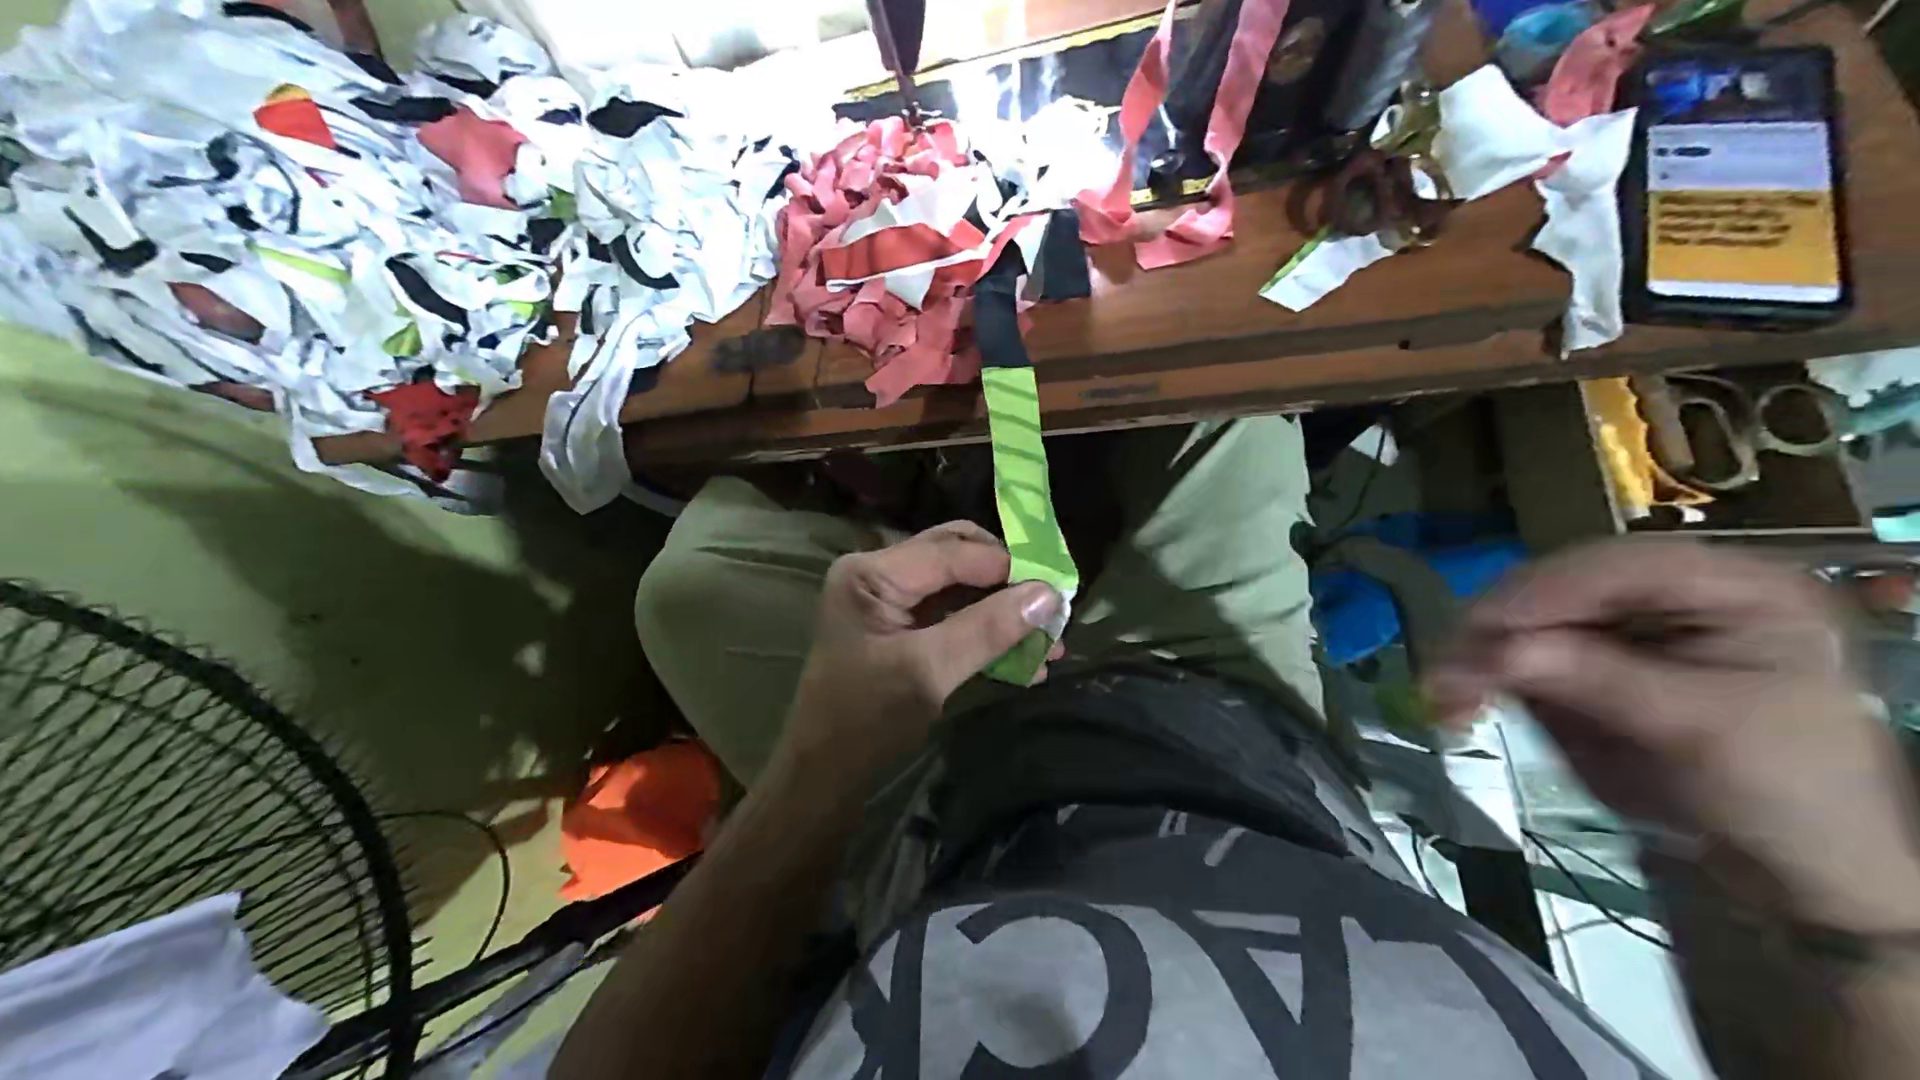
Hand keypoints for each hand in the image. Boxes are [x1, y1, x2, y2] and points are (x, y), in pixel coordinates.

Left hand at [772, 522, 1062, 785]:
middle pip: (958, 557)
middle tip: (1052, 604)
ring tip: (1051, 640)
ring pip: (962, 590)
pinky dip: (990, 635)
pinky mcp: (904, 631)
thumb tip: (1050, 595)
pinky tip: (1028, 661)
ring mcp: (891, 604)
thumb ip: (988, 629)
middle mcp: (880, 575)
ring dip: (1005, 612)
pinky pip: (956, 619)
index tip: (1059, 588)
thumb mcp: (928, 671)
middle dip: (1008, 581)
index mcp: (871, 573)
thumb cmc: (864, 720)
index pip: (951, 552)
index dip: (1007, 566)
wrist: (825, 776)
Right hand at [1429, 539, 1919, 930]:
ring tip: (1446, 696)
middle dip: (1496, 626)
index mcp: (1731, 589)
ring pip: (1515, 616)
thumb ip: (1599, 681)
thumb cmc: (1778, 790)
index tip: (1488, 626)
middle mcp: (1662, 592)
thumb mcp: (1698, 730)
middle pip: (1554, 586)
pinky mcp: (1569, 656)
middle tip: (1451, 667)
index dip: (1548, 590)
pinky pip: (1503, 651)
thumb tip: (1499, 652)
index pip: (1621, 567)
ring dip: (1472, 653)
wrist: (1776, 857)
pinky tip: (1454, 702)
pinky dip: (1472, 674)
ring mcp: (1610, 624)